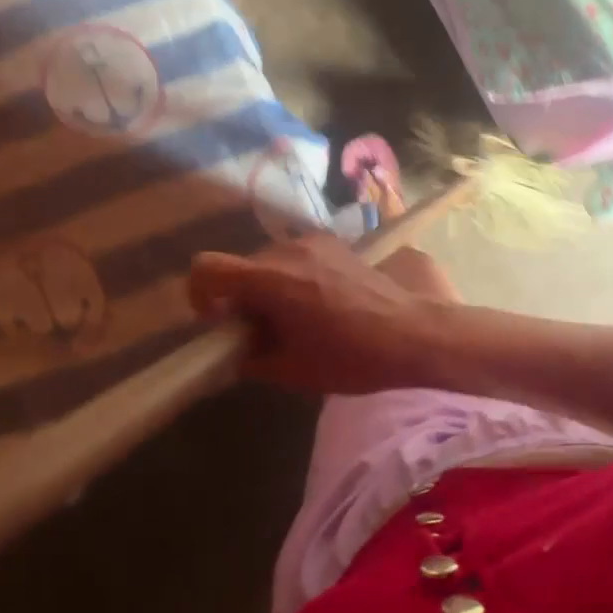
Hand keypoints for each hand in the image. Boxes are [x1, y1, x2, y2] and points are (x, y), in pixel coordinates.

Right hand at [188, 234, 456, 394]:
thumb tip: (233, 352)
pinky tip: (317, 307)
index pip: (207, 268)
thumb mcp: (293, 370)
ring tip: (293, 323)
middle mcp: (287, 251)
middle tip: (258, 335)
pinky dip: (290, 279)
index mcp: (272, 280)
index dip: (199, 295)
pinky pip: (293, 258)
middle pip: (239, 268)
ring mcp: (313, 243)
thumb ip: (252, 358)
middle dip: (239, 299)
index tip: (216, 323)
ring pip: (267, 262)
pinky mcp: (333, 244)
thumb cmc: (352, 357)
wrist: (413, 334)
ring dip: (266, 289)